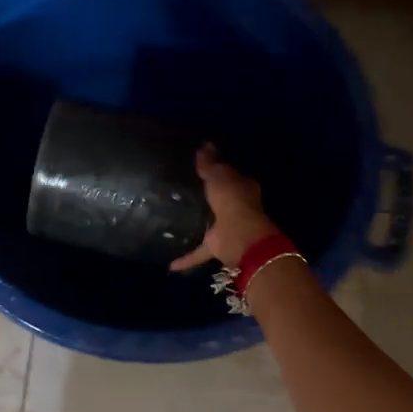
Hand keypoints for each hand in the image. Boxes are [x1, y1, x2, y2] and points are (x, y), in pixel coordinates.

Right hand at [170, 145, 283, 270]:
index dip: (219, 170)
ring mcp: (227, 228)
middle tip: (185, 192)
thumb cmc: (231, 198)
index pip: (231, 176)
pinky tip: (170, 265)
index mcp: (242, 188)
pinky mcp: (217, 246)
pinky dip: (187, 259)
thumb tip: (204, 145)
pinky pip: (199, 252)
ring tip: (176, 222)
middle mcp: (237, 208)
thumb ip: (210, 163)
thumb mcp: (219, 175)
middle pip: (221, 200)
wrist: (239, 234)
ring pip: (211, 225)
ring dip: (199, 227)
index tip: (201, 166)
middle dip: (209, 198)